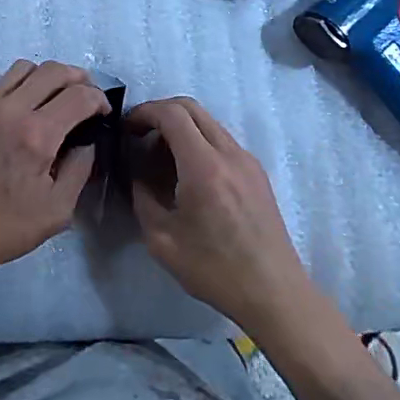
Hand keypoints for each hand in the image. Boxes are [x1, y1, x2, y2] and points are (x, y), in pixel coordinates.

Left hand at [0, 60, 109, 281]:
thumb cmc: (5, 227)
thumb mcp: (58, 209)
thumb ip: (81, 168)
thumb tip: (88, 140)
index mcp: (37, 136)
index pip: (80, 96)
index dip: (100, 99)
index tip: (103, 113)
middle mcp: (12, 111)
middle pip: (55, 70)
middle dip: (79, 79)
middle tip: (86, 99)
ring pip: (26, 67)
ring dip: (49, 77)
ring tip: (56, 98)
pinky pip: (2, 81)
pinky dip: (22, 84)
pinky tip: (26, 108)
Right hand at [127, 97, 312, 333]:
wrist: (273, 291)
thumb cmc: (214, 270)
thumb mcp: (162, 240)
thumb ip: (143, 197)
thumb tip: (137, 172)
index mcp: (204, 166)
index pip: (172, 114)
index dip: (145, 112)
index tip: (126, 128)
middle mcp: (229, 152)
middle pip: (192, 108)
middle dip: (160, 112)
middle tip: (139, 135)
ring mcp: (247, 159)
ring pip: (208, 122)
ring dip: (181, 127)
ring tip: (160, 158)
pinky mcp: (256, 172)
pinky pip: (222, 140)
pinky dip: (199, 141)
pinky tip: (187, 173)